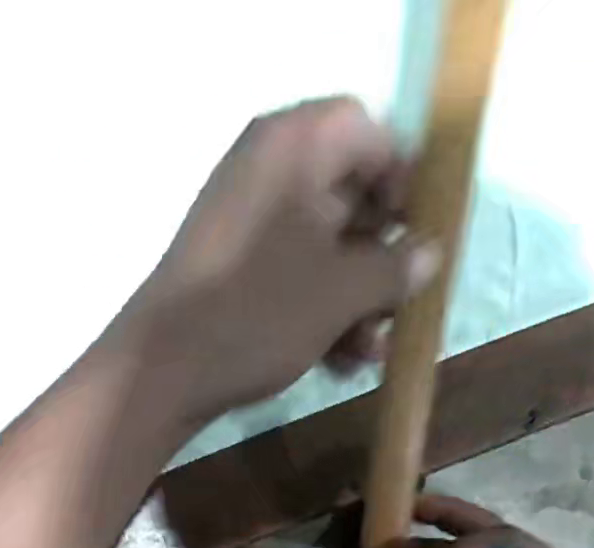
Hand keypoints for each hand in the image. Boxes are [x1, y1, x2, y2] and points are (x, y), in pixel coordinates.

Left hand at [102, 97, 439, 427]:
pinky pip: (295, 273)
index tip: (419, 235)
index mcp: (293, 147)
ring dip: (358, 300)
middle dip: (382, 259)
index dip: (403, 180)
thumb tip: (428, 254)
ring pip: (326, 246)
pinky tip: (341, 363)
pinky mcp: (235, 266)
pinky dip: (322, 312)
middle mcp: (268, 171)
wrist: (164, 369)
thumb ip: (395, 267)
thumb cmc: (260, 314)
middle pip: (351, 195)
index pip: (368, 132)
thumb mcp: (343, 292)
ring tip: (371, 353)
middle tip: (402, 305)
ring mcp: (248, 221)